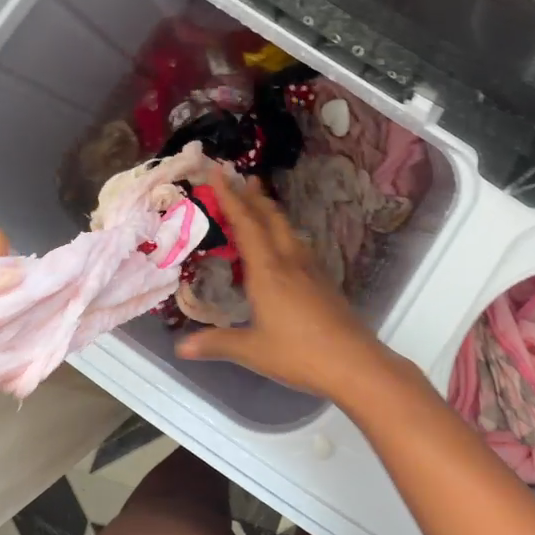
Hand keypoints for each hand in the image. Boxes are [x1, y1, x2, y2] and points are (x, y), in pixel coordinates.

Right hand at [173, 171, 396, 397]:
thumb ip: (217, 344)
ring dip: (271, 213)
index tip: (218, 172)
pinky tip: (282, 247)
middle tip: (240, 178)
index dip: (230, 197)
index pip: (246, 224)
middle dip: (254, 197)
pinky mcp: (323, 281)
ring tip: (259, 205)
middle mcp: (290, 261)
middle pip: (271, 218)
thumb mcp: (252, 351)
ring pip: (288, 230)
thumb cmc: (299, 353)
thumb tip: (181, 347)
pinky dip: (283, 234)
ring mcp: (311, 269)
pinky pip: (298, 246)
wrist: (352, 361)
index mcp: (268, 270)